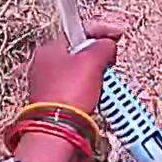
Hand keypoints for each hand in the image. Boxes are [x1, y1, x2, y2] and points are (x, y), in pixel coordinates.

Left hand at [15, 20, 121, 161]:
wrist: (58, 130)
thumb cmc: (70, 92)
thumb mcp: (92, 60)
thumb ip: (103, 45)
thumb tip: (108, 44)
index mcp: (49, 49)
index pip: (78, 31)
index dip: (101, 31)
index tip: (118, 34)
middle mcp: (44, 65)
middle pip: (79, 52)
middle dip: (99, 57)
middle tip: (110, 63)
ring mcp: (47, 85)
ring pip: (79, 72)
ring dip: (96, 75)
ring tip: (105, 83)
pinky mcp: (53, 103)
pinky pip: (76, 90)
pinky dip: (89, 90)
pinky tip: (96, 96)